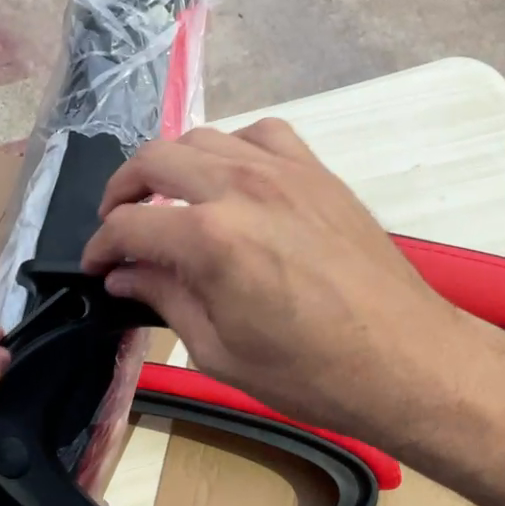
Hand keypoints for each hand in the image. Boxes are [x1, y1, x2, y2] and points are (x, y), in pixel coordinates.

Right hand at [80, 119, 504, 451]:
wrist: (409, 362)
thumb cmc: (309, 371)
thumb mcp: (217, 348)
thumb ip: (163, 297)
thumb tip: (123, 274)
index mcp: (209, 238)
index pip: (128, 225)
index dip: (99, 246)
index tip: (96, 265)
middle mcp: (239, 188)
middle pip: (153, 160)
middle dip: (121, 190)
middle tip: (117, 223)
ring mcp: (282, 171)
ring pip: (201, 138)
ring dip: (171, 166)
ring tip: (167, 199)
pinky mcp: (316, 172)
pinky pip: (260, 134)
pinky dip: (233, 149)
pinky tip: (233, 179)